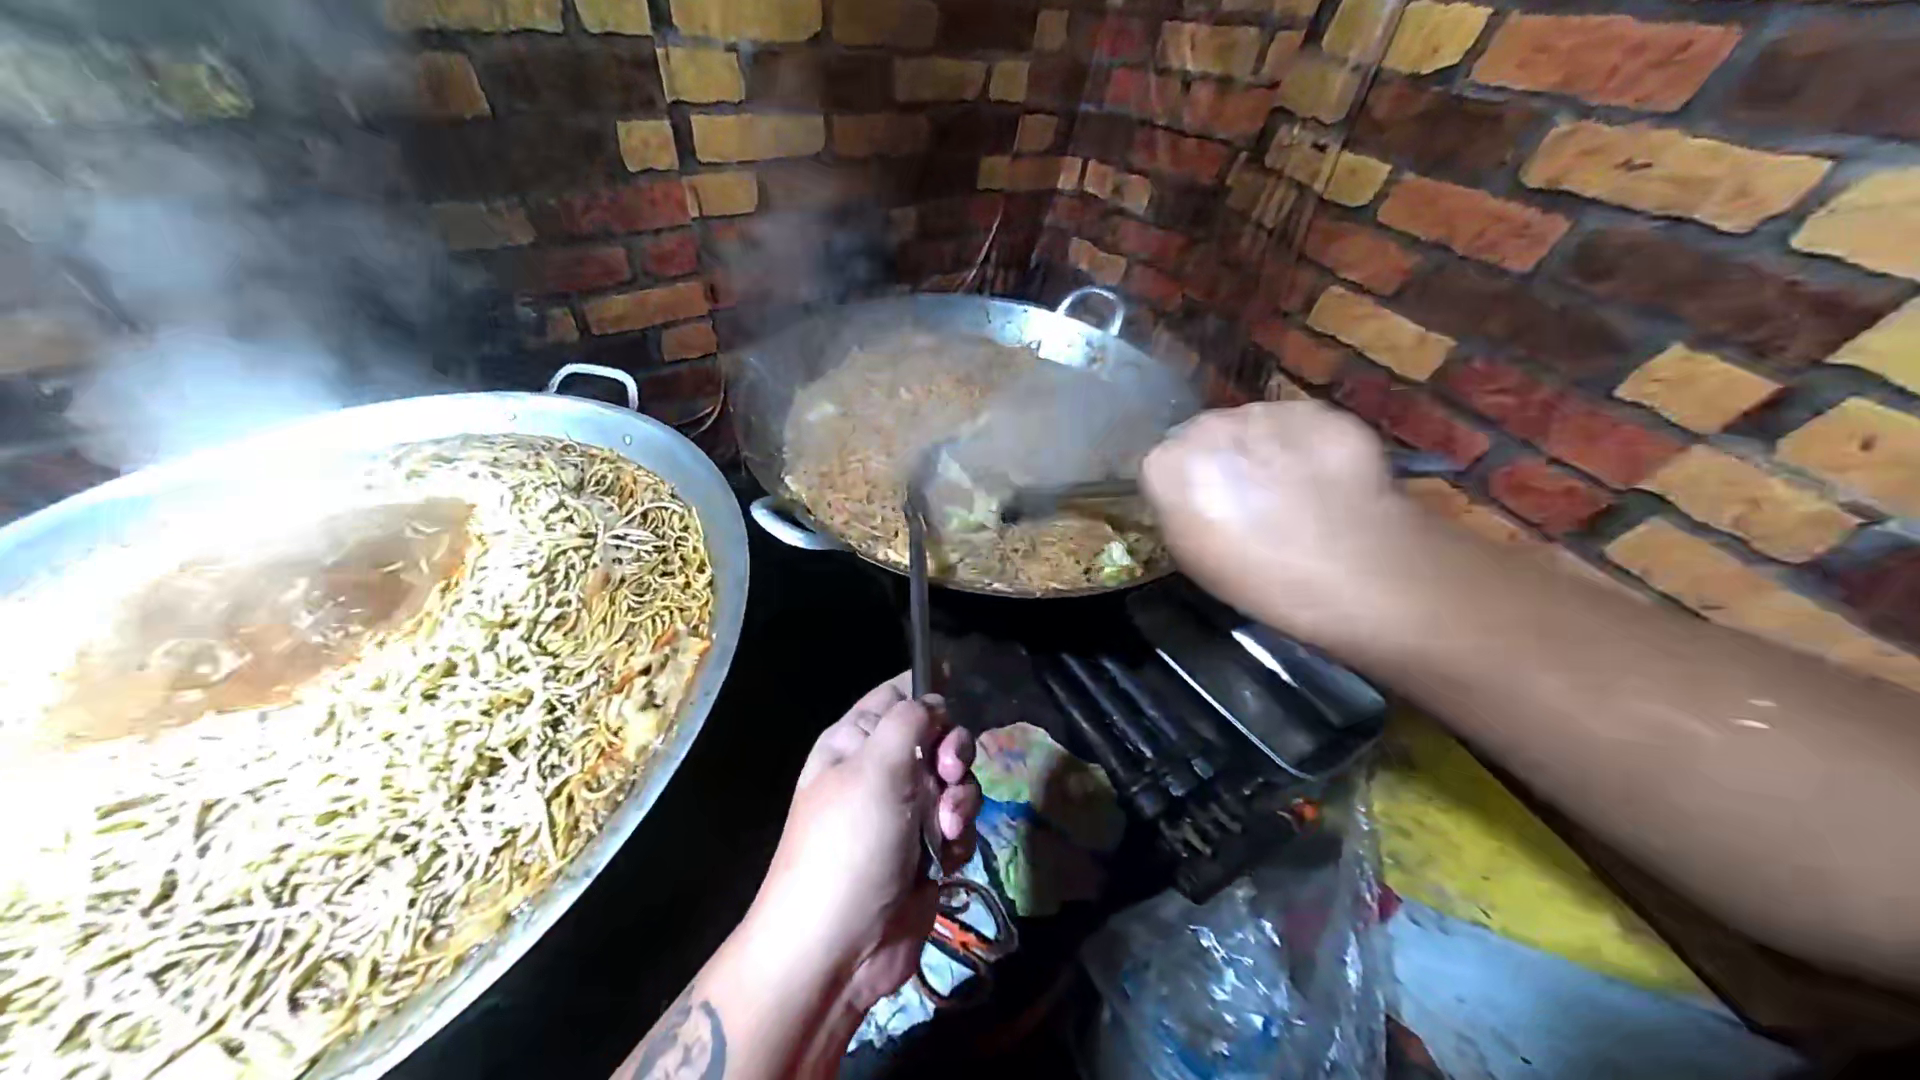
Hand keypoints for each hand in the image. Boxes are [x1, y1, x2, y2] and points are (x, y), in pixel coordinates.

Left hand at [743, 673, 980, 1013]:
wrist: (838, 949)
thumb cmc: (849, 845)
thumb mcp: (875, 767)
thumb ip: (910, 719)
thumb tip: (935, 702)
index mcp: (855, 740)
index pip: (897, 695)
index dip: (929, 695)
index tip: (952, 709)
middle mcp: (881, 769)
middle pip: (937, 735)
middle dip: (952, 752)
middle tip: (947, 773)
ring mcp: (905, 811)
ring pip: (954, 780)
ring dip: (960, 800)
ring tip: (945, 828)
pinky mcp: (926, 848)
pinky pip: (959, 822)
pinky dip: (958, 835)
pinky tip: (945, 857)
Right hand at [1141, 400, 1418, 639]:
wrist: (1353, 571)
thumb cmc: (1257, 578)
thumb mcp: (1189, 554)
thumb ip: (1176, 509)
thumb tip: (1187, 492)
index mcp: (1165, 463)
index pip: (1162, 462)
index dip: (1184, 487)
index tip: (1204, 510)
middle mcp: (1206, 425)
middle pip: (1204, 435)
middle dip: (1221, 458)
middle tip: (1248, 498)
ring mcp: (1264, 413)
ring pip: (1252, 425)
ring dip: (1263, 448)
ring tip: (1292, 489)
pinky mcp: (1317, 410)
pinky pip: (1299, 425)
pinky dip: (1306, 445)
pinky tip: (1325, 478)